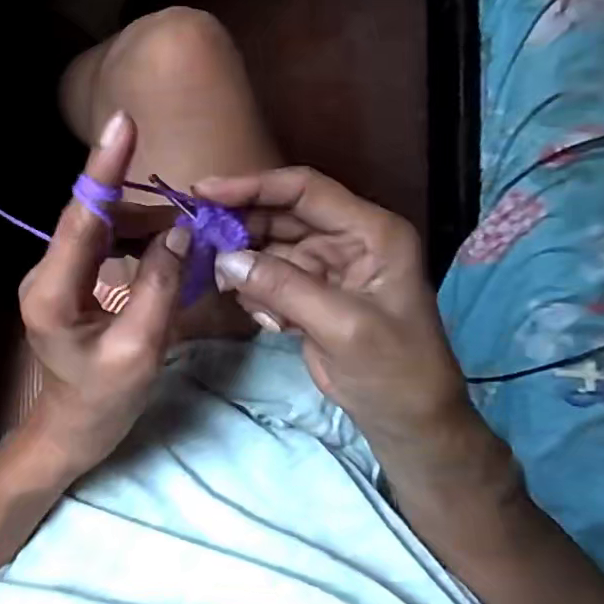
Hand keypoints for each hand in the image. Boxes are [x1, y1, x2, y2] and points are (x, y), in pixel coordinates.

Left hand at [19, 110, 187, 475]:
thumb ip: (159, 285)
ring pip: (100, 230)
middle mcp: (44, 274)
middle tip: (193, 204)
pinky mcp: (67, 281)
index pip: (80, 218)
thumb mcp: (140, 348)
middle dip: (140, 203)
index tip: (122, 122)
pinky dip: (135, 241)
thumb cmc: (104, 401)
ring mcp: (53, 276)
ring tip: (188, 230)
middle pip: (92, 219)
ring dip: (143, 224)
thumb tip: (181, 230)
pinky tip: (166, 246)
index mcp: (51, 291)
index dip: (103, 168)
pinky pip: (103, 246)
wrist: (72, 429)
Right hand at [192, 168, 473, 451]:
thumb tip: (225, 259)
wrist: (406, 418)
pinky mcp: (306, 290)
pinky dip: (253, 292)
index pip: (304, 190)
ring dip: (242, 266)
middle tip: (196, 240)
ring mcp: (324, 265)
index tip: (203, 192)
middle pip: (278, 214)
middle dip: (238, 227)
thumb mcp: (343, 326)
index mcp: (370, 232)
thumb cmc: (394, 368)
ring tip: (231, 291)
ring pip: (265, 245)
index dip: (253, 186)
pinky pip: (264, 276)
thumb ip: (283, 287)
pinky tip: (268, 320)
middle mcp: (345, 239)